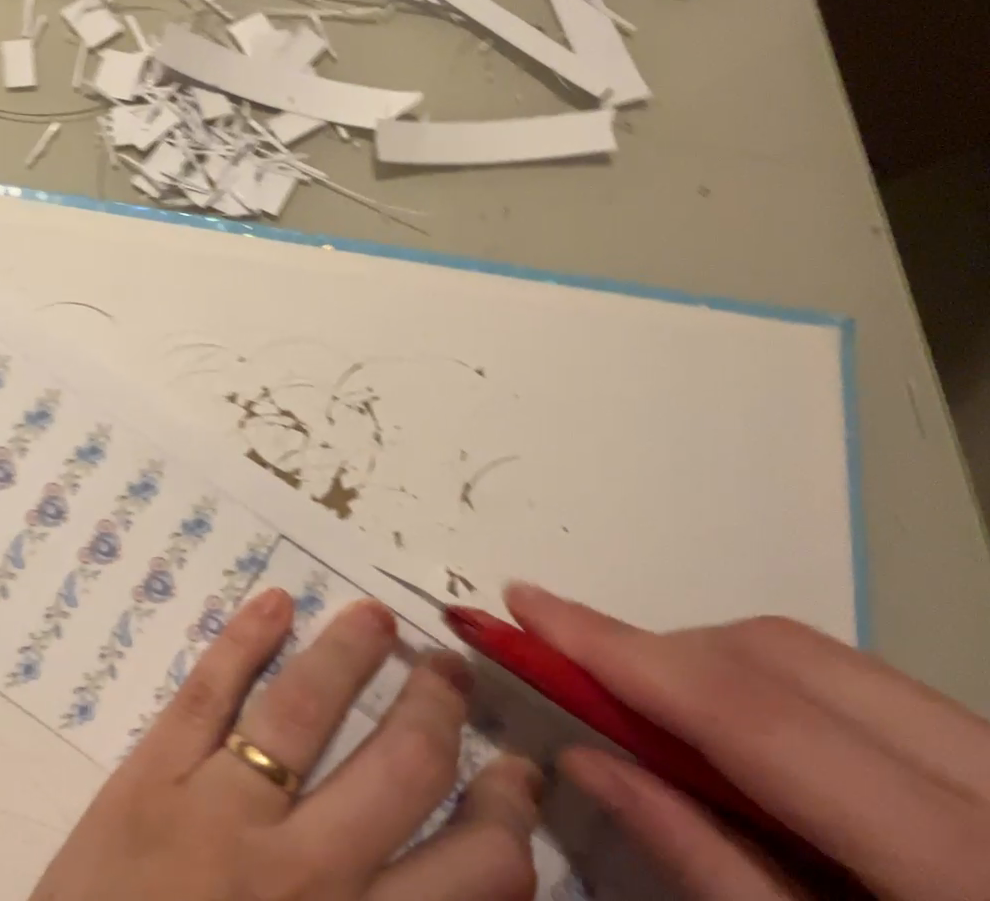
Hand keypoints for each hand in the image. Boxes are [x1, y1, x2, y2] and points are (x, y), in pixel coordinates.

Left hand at [32, 588, 542, 900]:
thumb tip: (447, 883)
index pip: (477, 868)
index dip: (508, 814)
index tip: (512, 772)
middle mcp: (307, 865)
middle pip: (402, 765)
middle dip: (438, 709)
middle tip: (450, 672)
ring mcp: (221, 805)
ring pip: (305, 707)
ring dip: (351, 652)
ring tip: (379, 618)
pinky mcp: (152, 772)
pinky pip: (207, 692)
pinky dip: (244, 639)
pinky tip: (277, 602)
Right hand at [506, 583, 989, 898]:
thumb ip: (705, 865)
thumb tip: (585, 760)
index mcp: (962, 862)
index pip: (749, 711)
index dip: (617, 650)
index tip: (524, 605)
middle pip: (786, 656)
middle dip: (659, 651)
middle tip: (578, 677)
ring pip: (827, 659)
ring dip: (712, 668)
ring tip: (658, 719)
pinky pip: (868, 688)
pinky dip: (776, 692)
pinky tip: (750, 748)